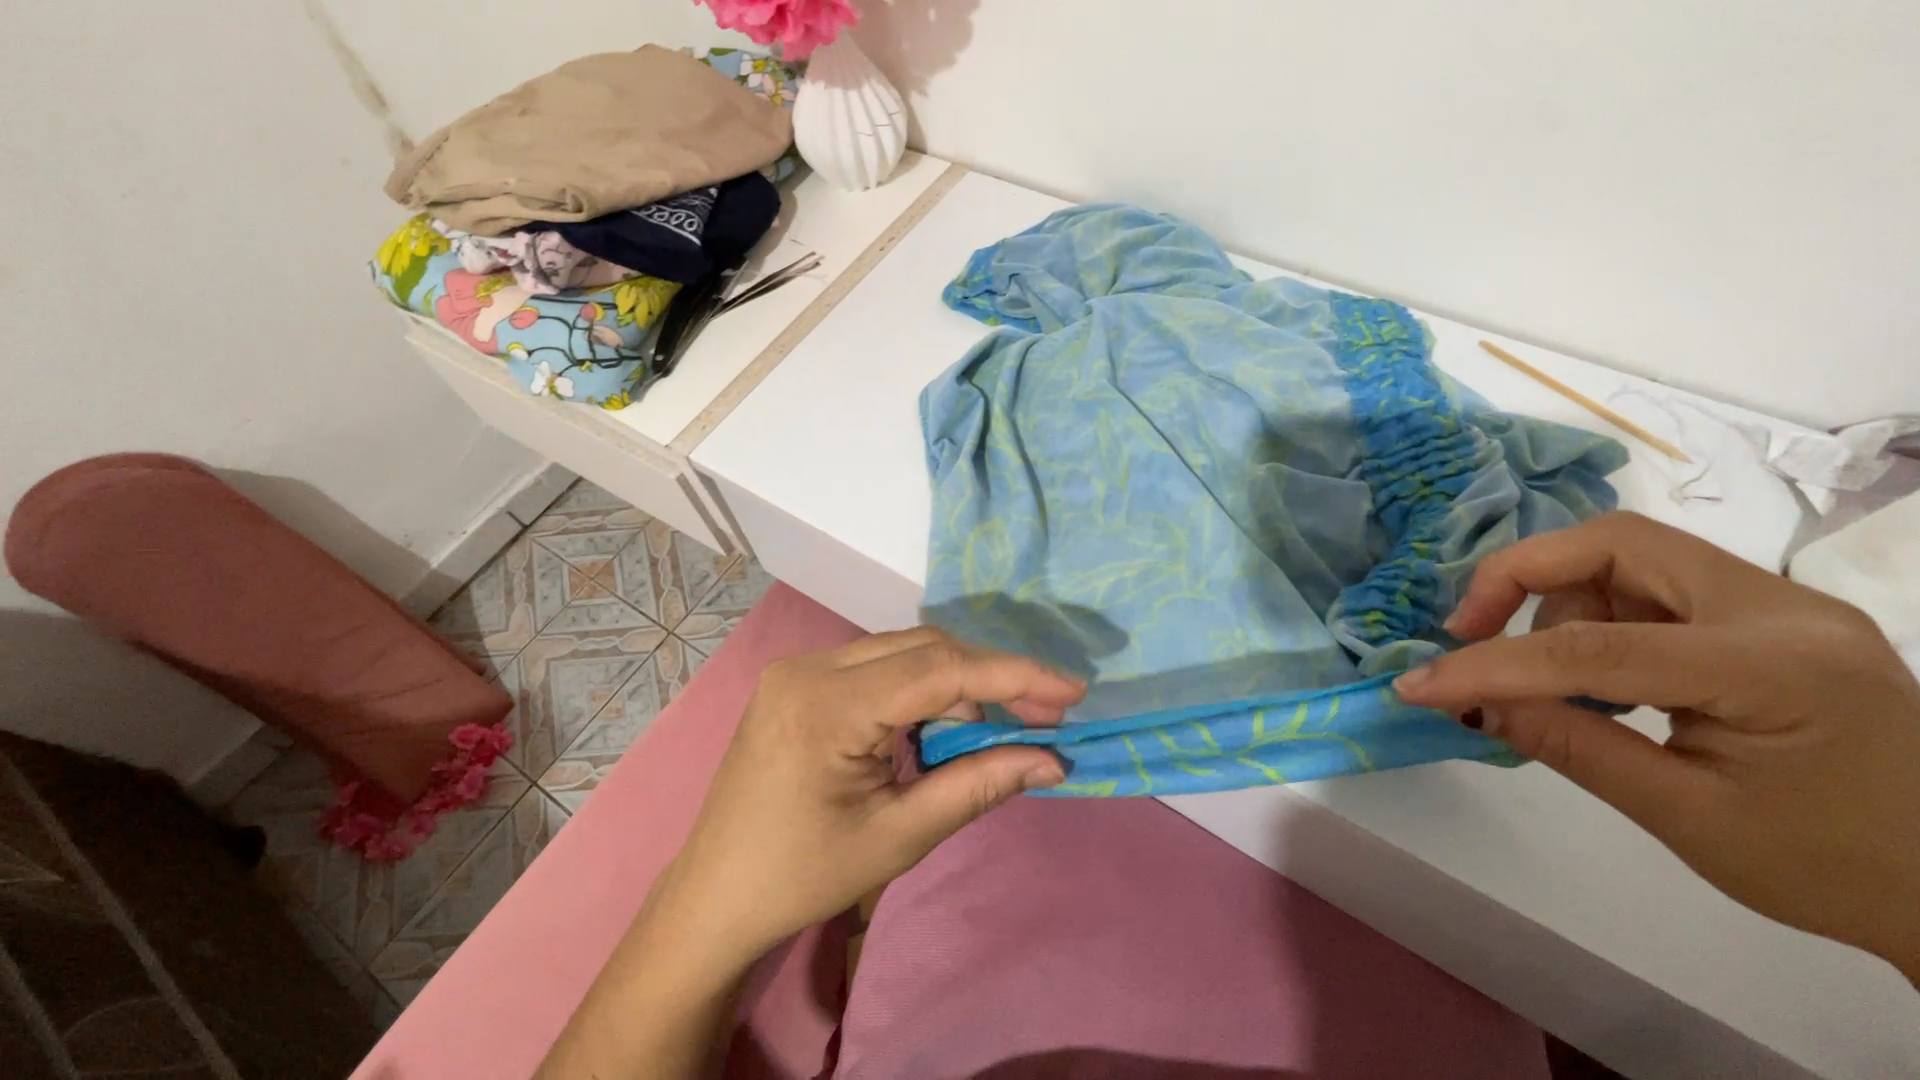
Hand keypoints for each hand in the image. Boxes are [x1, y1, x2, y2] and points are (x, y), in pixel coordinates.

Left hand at [661, 626, 1081, 960]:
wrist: (717, 895)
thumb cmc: (805, 875)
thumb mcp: (900, 836)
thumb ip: (978, 786)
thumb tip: (1053, 759)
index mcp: (827, 706)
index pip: (940, 669)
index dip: (1014, 676)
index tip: (1072, 692)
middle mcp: (808, 668)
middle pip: (923, 648)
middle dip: (991, 677)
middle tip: (1047, 714)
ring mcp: (798, 669)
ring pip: (902, 651)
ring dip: (957, 680)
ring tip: (1003, 724)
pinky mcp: (797, 682)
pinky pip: (876, 667)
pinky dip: (920, 688)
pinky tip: (945, 723)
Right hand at [1393, 512, 1919, 980]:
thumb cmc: (1829, 868)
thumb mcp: (1686, 818)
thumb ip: (1570, 746)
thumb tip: (1467, 706)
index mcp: (1773, 667)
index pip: (1595, 647)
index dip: (1491, 663)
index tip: (1416, 684)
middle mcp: (1782, 608)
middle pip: (1616, 540)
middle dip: (1521, 576)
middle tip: (1467, 631)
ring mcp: (1780, 604)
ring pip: (1631, 555)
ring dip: (1562, 599)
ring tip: (1548, 679)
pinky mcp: (1770, 616)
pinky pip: (1657, 585)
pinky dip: (1598, 614)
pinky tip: (1596, 677)